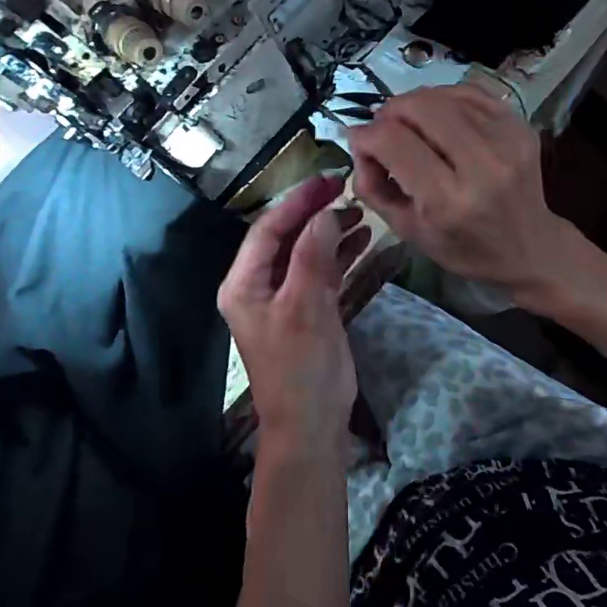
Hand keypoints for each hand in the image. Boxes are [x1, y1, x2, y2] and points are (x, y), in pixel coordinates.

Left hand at [217, 174, 358, 451]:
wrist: (311, 426)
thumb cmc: (301, 369)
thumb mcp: (305, 308)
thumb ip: (312, 256)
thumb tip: (325, 212)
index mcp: (244, 283)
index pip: (267, 229)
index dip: (296, 202)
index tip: (326, 180)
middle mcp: (258, 285)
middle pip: (286, 236)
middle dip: (315, 213)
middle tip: (347, 190)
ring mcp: (283, 297)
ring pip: (306, 252)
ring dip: (330, 231)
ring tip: (360, 213)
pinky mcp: (306, 310)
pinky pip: (321, 271)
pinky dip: (340, 255)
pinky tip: (363, 240)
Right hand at [346, 85, 606, 311]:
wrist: (529, 248)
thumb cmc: (462, 247)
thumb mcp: (406, 230)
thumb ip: (373, 187)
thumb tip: (359, 143)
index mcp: (447, 202)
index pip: (393, 142)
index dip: (365, 135)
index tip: (358, 141)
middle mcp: (481, 167)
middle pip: (419, 108)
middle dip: (388, 112)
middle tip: (382, 128)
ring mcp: (506, 142)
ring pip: (442, 96)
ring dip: (414, 104)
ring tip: (407, 123)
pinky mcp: (520, 126)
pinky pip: (469, 92)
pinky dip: (443, 98)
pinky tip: (436, 116)